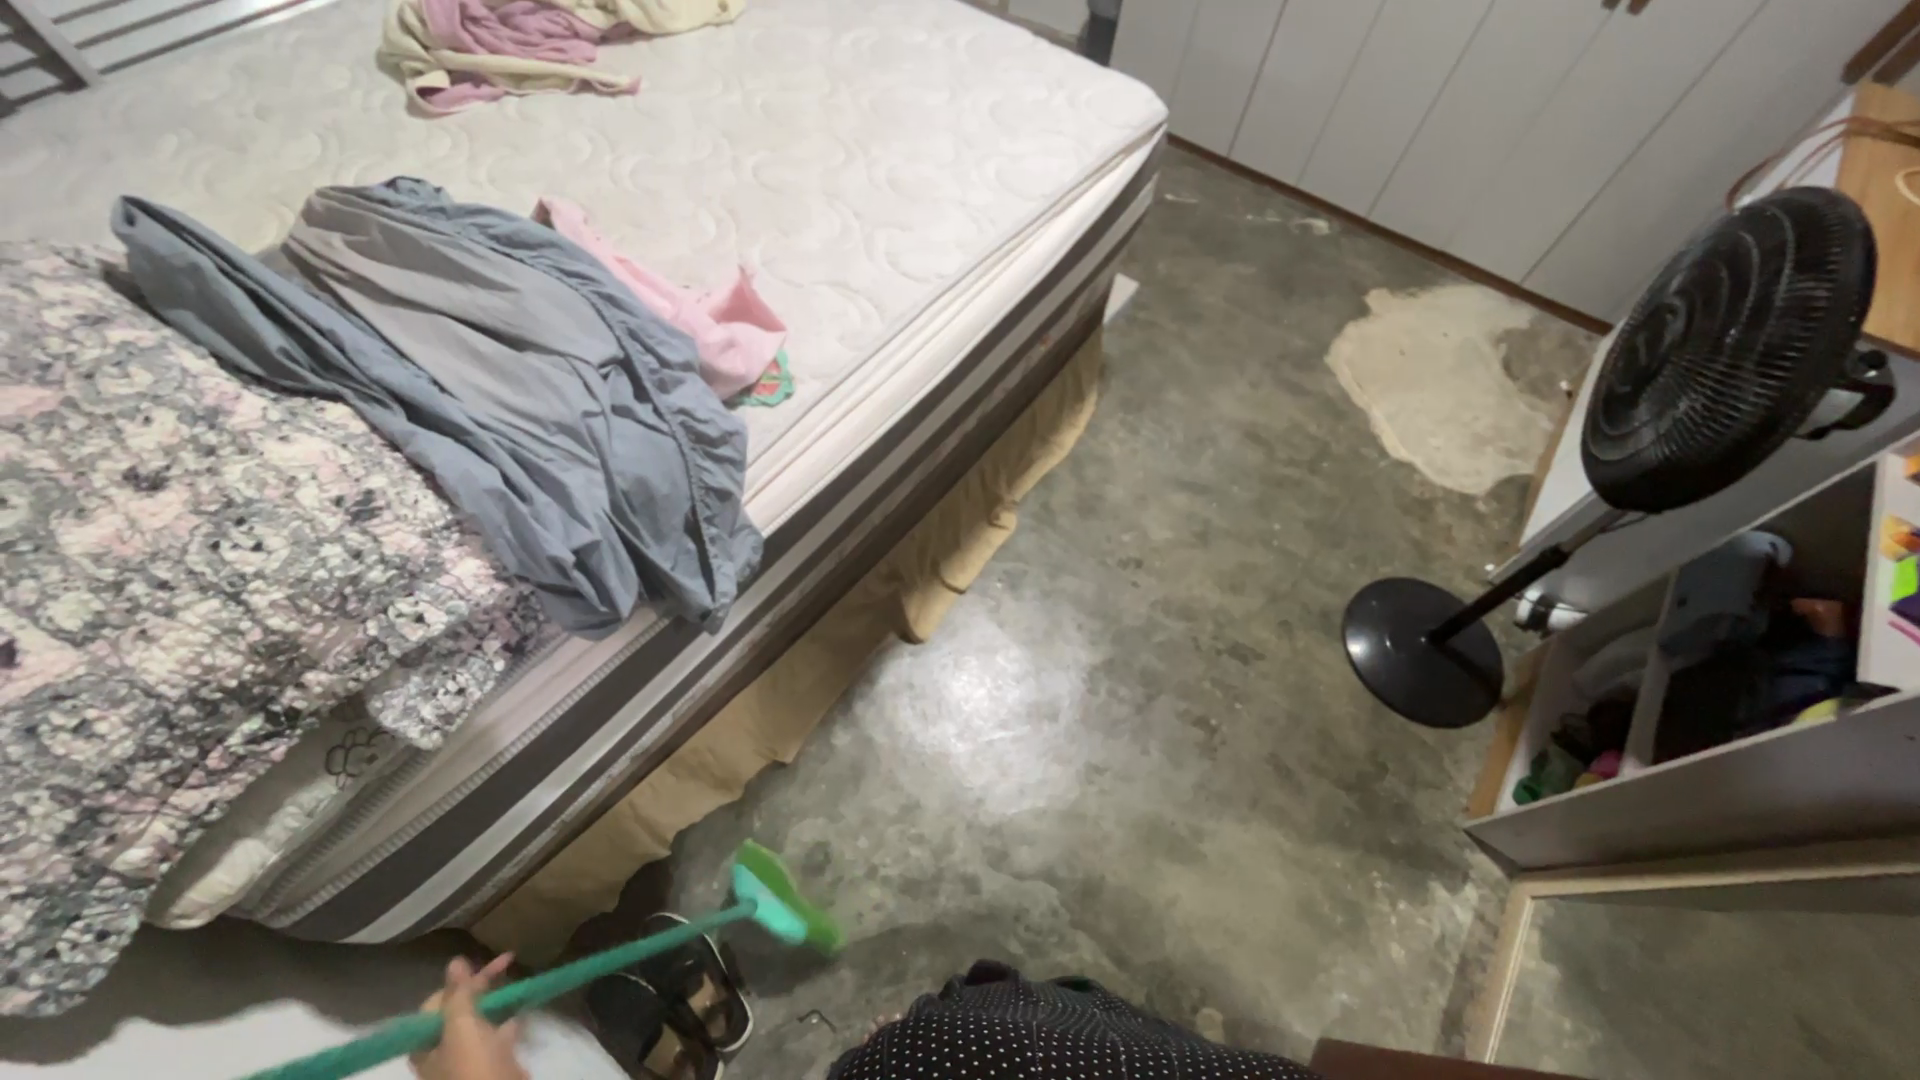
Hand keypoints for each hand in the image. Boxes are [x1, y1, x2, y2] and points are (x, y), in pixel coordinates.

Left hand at [410, 954, 526, 1079]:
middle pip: (460, 1008)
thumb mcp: (463, 1026)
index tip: (482, 964)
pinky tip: (522, 1007)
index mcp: (426, 1044)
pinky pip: (498, 1032)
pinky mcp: (491, 1061)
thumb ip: (458, 994)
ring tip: (516, 981)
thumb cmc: (473, 1065)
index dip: (459, 982)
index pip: (436, 1003)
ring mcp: (467, 1056)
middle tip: (509, 960)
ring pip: (481, 1018)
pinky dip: (509, 1017)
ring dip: (497, 998)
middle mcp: (442, 1049)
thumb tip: (455, 961)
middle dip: (482, 985)